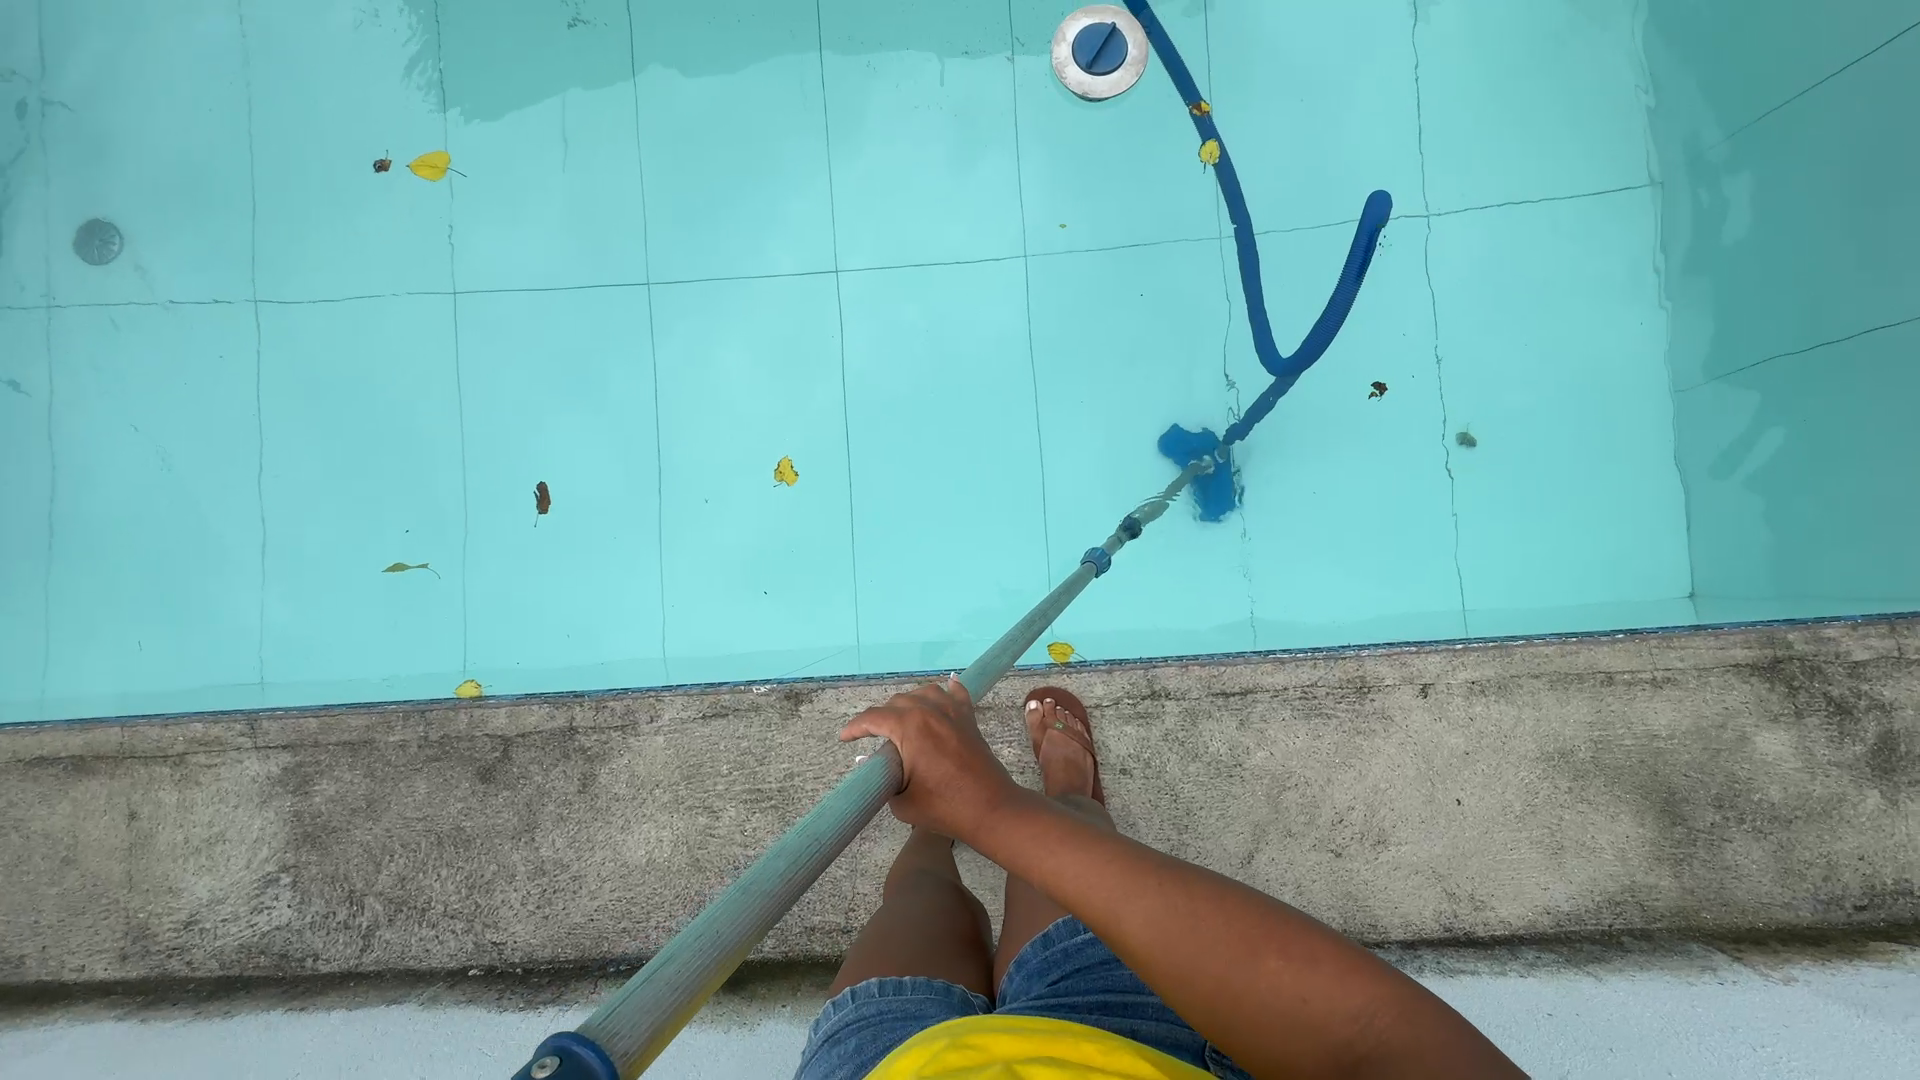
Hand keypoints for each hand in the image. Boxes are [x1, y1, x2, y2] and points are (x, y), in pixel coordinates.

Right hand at [839, 677, 1021, 841]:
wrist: (991, 809)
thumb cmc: (944, 808)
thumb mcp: (901, 802)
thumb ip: (882, 781)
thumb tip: (875, 765)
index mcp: (910, 727)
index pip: (873, 718)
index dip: (855, 727)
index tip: (845, 737)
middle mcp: (930, 710)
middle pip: (897, 702)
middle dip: (881, 717)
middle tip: (873, 736)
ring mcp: (953, 712)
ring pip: (924, 692)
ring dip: (909, 702)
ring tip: (902, 719)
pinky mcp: (969, 719)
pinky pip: (956, 693)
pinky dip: (947, 690)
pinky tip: (945, 687)